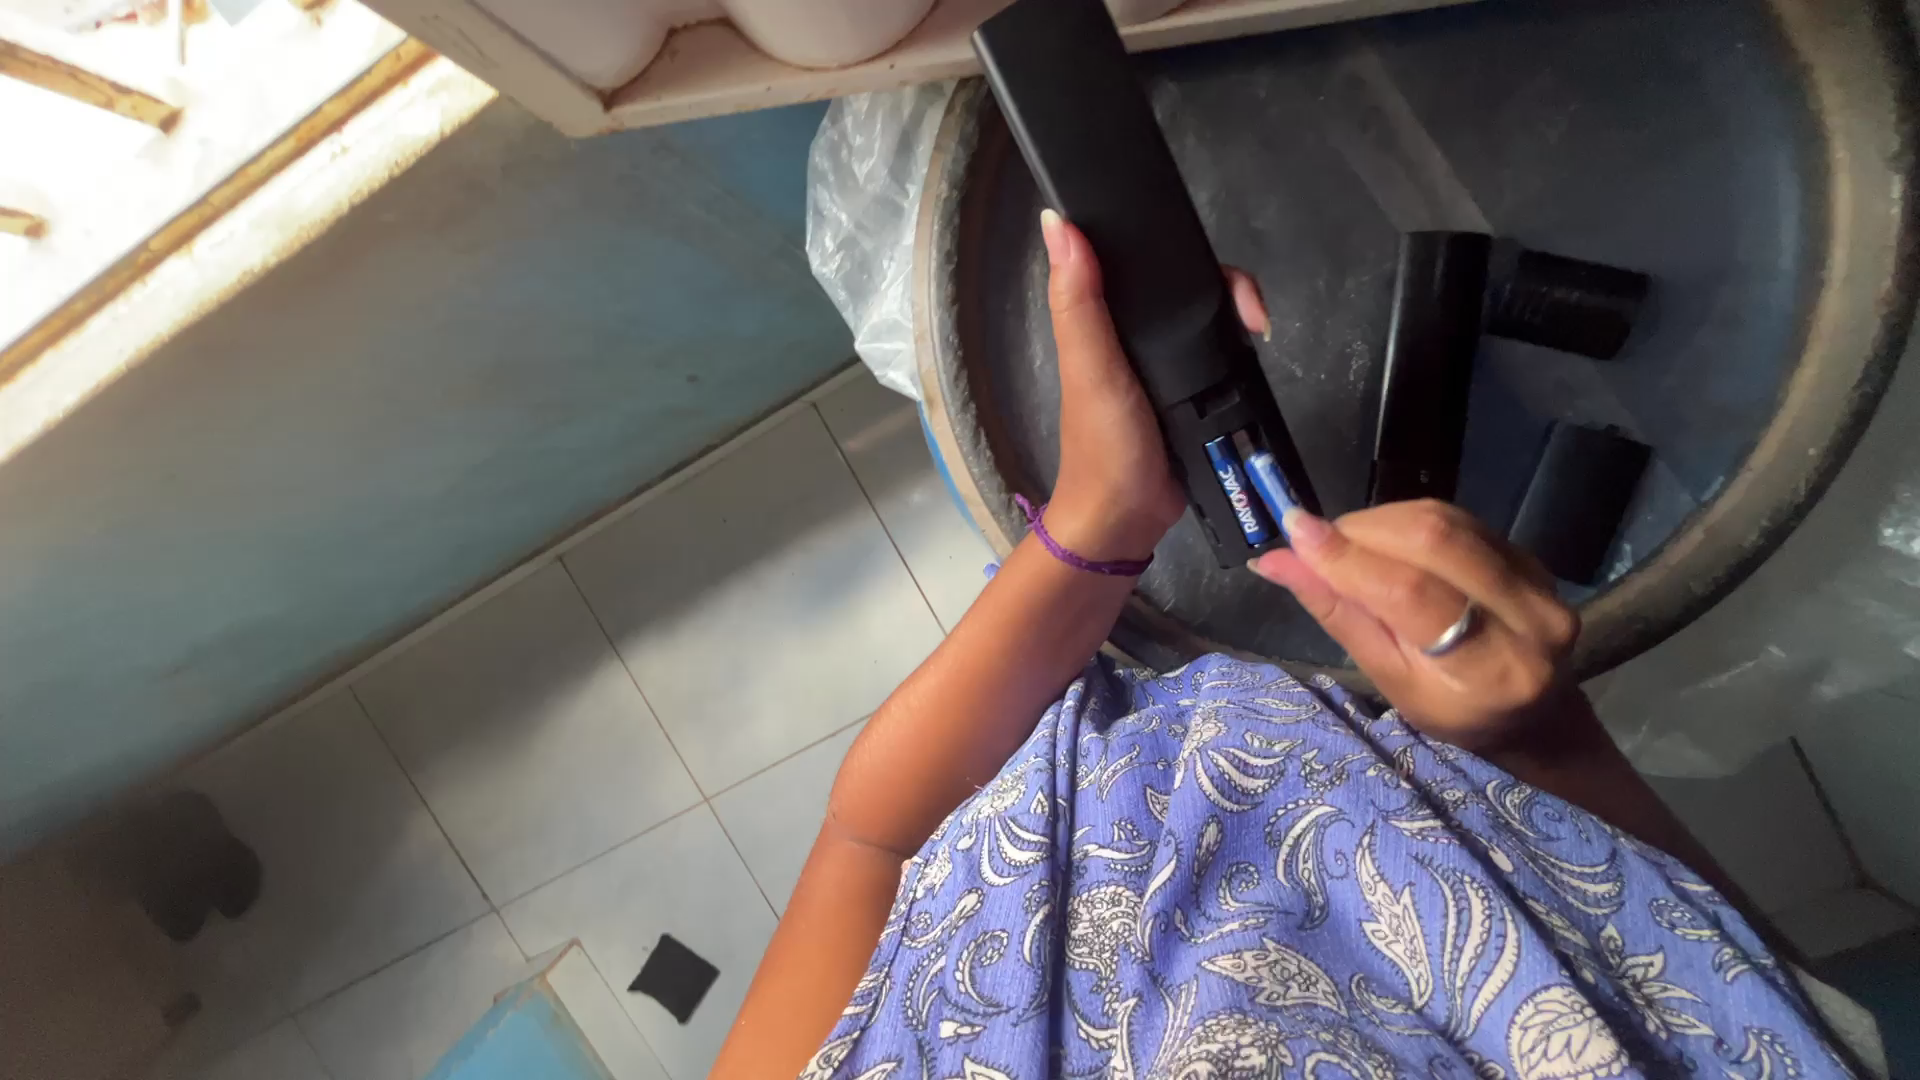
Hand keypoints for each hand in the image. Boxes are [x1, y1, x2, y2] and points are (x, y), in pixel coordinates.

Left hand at [1040, 209, 1271, 560]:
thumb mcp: (1090, 369)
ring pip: (1204, 319)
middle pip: (1181, 289)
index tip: (1204, 255)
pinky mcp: (1189, 394)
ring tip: (1260, 330)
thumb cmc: (1104, 445)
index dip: (1168, 246)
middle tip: (1252, 311)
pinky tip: (1258, 350)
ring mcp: (1161, 367)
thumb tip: (1057, 222)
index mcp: (1100, 325)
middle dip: (1222, 285)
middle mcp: (1131, 339)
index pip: (1134, 264)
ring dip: (1236, 314)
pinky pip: (1217, 356)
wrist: (1126, 519)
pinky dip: (1239, 348)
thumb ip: (1078, 302)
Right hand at [1249, 500, 1581, 751]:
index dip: (1346, 557)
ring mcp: (1537, 578)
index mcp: (1489, 666)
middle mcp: (1527, 615)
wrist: (1534, 714)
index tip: (1293, 531)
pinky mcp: (1529, 554)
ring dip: (1378, 522)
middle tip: (1319, 542)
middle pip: (1432, 539)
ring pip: (1442, 520)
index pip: (1409, 592)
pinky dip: (1404, 522)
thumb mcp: (1385, 677)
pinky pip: (1456, 518)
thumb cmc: (1448, 709)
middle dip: (1360, 530)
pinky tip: (1386, 544)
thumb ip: (1336, 613)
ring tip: (1350, 549)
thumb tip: (1273, 561)